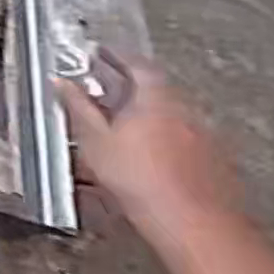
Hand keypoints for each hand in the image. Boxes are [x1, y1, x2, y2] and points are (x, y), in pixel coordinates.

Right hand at [56, 57, 243, 238]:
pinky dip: (160, 130)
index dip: (119, 57)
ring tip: (118, 117)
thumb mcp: (94, 139)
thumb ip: (78, 107)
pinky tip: (144, 147)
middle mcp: (185, 111)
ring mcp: (203, 135)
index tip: (102, 52)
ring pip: (170, 111)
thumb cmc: (136, 176)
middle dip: (129, 83)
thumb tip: (62, 81)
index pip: (140, 66)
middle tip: (104, 83)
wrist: (192, 221)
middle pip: (157, 88)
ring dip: (144, 108)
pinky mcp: (211, 157)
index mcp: (156, 100)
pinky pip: (181, 132)